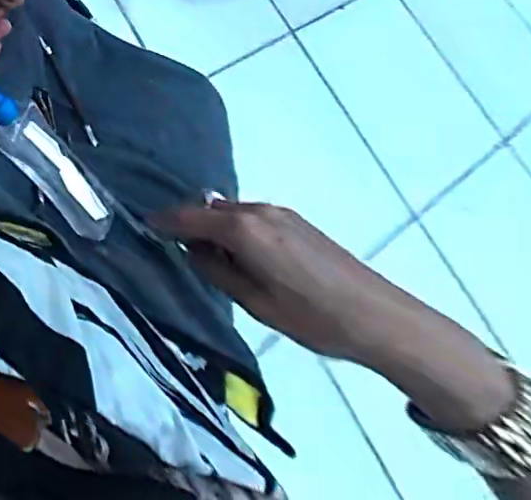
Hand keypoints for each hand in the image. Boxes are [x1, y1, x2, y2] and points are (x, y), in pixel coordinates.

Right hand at [156, 198, 520, 429]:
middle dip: (191, 224)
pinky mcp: (297, 221)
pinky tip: (246, 255)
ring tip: (214, 257)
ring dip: (216, 227)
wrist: (385, 321)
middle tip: (180, 249)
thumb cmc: (313, 318)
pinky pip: (252, 217)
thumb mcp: (255, 303)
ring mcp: (279, 213)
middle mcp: (256, 210)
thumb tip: (194, 250)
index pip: (188, 216)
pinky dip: (238, 229)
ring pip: (231, 213)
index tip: (145, 224)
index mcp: (242, 229)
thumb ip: (217, 272)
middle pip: (209, 209)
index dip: (164, 221)